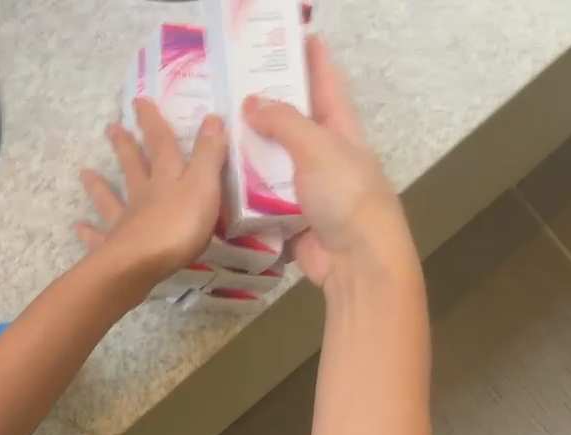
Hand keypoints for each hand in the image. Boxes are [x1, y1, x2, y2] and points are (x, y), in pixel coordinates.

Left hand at [76, 101, 228, 287]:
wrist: (140, 265)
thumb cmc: (177, 227)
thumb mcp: (203, 186)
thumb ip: (209, 154)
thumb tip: (212, 117)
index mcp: (166, 178)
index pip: (160, 142)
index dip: (152, 121)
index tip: (138, 101)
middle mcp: (142, 196)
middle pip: (132, 167)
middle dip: (124, 146)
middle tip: (111, 128)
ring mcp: (124, 223)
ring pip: (110, 199)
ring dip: (98, 186)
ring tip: (84, 173)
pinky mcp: (113, 249)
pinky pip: (98, 238)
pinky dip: (88, 232)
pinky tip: (78, 227)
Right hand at [242, 37, 416, 287]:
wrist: (355, 261)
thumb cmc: (347, 198)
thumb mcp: (317, 150)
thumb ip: (285, 124)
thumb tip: (252, 102)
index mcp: (340, 131)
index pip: (326, 84)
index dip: (312, 59)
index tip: (292, 38)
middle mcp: (324, 157)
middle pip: (292, 126)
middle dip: (265, 110)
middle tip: (232, 92)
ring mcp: (306, 191)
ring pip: (272, 166)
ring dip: (247, 156)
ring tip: (215, 138)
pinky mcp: (290, 221)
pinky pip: (262, 203)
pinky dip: (243, 197)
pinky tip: (219, 188)